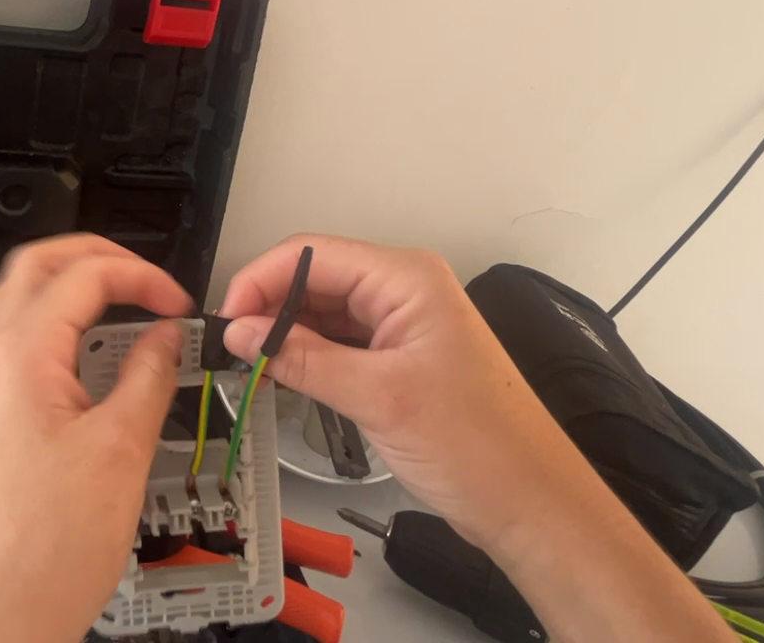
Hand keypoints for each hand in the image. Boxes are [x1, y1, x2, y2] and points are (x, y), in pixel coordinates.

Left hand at [0, 235, 192, 642]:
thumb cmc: (45, 549)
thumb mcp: (120, 450)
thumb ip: (148, 376)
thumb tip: (167, 337)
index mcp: (21, 355)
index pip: (83, 276)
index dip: (140, 277)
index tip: (176, 304)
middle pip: (34, 265)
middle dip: (93, 255)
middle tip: (142, 273)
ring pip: (18, 296)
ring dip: (68, 281)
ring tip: (117, 294)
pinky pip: (17, 336)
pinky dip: (56, 319)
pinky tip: (88, 347)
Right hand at [219, 235, 735, 642]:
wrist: (536, 508)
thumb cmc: (477, 446)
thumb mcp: (376, 397)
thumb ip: (300, 358)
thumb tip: (239, 332)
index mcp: (404, 277)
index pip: (311, 254)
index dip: (261, 279)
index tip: (227, 318)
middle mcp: (401, 287)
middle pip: (314, 277)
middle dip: (270, 306)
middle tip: (233, 345)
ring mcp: (400, 319)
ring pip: (323, 308)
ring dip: (286, 331)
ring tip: (250, 360)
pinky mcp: (398, 351)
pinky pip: (339, 337)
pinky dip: (308, 351)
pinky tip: (282, 370)